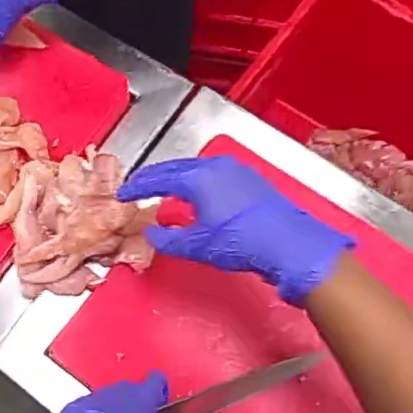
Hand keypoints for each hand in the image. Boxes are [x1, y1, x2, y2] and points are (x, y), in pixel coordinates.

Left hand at [36, 370, 175, 412]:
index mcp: (144, 394)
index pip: (158, 379)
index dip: (161, 391)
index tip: (160, 405)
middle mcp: (123, 387)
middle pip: (136, 390)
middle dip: (138, 405)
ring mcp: (101, 392)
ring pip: (116, 397)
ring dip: (119, 410)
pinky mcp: (84, 400)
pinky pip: (99, 405)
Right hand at [118, 156, 355, 303]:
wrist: (288, 245)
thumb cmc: (242, 241)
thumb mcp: (196, 245)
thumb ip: (168, 239)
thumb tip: (152, 235)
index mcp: (199, 178)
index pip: (159, 178)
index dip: (138, 186)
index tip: (123, 194)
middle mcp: (217, 167)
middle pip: (176, 168)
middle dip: (155, 178)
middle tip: (138, 188)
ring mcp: (236, 171)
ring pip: (195, 169)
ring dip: (176, 179)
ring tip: (162, 192)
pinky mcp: (249, 181)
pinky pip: (212, 175)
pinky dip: (195, 183)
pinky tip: (194, 198)